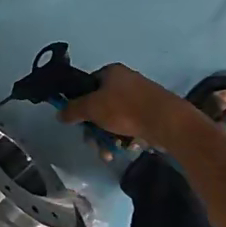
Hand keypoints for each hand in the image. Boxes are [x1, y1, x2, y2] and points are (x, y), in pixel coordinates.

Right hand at [57, 63, 185, 147]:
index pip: (87, 85)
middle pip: (100, 107)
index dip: (79, 103)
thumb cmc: (126, 109)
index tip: (77, 121)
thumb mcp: (92, 107)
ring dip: (108, 138)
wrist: (167, 122)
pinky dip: (125, 139)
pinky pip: (130, 127)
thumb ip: (73, 110)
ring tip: (110, 154)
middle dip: (95, 129)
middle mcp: (126, 82)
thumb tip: (59, 114)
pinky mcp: (151, 115)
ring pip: (115, 120)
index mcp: (112, 72)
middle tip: (93, 144)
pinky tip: (127, 148)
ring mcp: (140, 98)